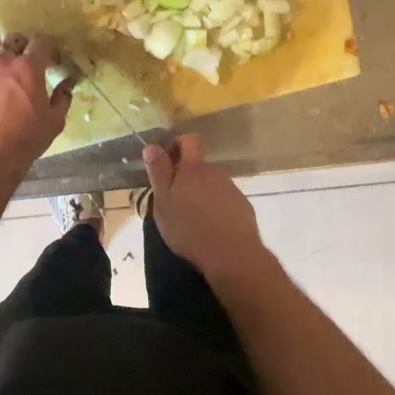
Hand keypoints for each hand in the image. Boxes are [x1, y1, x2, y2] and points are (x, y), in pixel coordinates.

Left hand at [0, 33, 71, 171]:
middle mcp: (3, 60)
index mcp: (29, 67)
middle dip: (21, 46)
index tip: (50, 60)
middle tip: (22, 62)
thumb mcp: (55, 121)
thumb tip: (68, 82)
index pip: (42, 42)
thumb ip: (63, 97)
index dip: (48, 49)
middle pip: (13, 38)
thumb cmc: (27, 138)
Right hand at [142, 134, 267, 279]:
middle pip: (198, 166)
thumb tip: (151, 146)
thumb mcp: (163, 202)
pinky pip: (224, 200)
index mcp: (193, 169)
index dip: (176, 145)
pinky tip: (210, 228)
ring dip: (199, 194)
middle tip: (173, 202)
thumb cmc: (189, 228)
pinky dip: (214, 208)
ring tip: (191, 219)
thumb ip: (159, 173)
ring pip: (210, 184)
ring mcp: (231, 189)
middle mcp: (215, 173)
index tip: (165, 164)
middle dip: (185, 177)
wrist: (231, 253)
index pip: (189, 140)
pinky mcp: (242, 206)